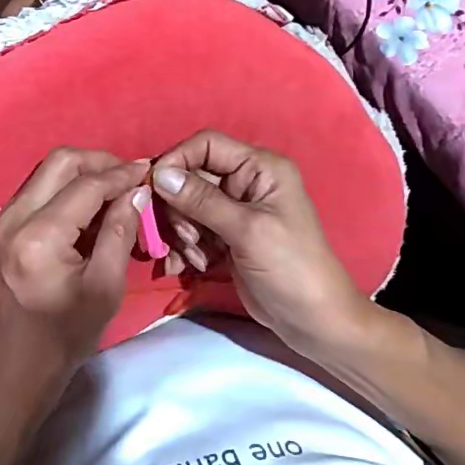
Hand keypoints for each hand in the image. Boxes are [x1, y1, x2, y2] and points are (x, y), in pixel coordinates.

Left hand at [0, 148, 147, 397]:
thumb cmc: (66, 334)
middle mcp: (13, 218)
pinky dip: (65, 189)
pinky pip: (36, 191)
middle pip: (59, 162)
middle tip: (130, 175)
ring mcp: (1, 221)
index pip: (86, 185)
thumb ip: (120, 232)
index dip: (121, 174)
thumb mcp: (106, 287)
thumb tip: (136, 190)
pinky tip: (89, 206)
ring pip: (46, 172)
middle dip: (99, 162)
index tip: (148, 171)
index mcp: (39, 236)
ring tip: (115, 189)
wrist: (17, 363)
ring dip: (82, 173)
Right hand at [150, 130, 373, 358]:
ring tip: (199, 258)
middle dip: (180, 208)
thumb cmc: (290, 267)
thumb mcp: (247, 231)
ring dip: (183, 232)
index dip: (176, 160)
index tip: (153, 188)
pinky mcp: (225, 236)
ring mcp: (234, 210)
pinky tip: (195, 267)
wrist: (312, 319)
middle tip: (187, 238)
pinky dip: (187, 248)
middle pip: (191, 176)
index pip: (207, 144)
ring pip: (186, 206)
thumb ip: (202, 200)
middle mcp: (246, 182)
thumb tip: (159, 174)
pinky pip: (192, 230)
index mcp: (260, 167)